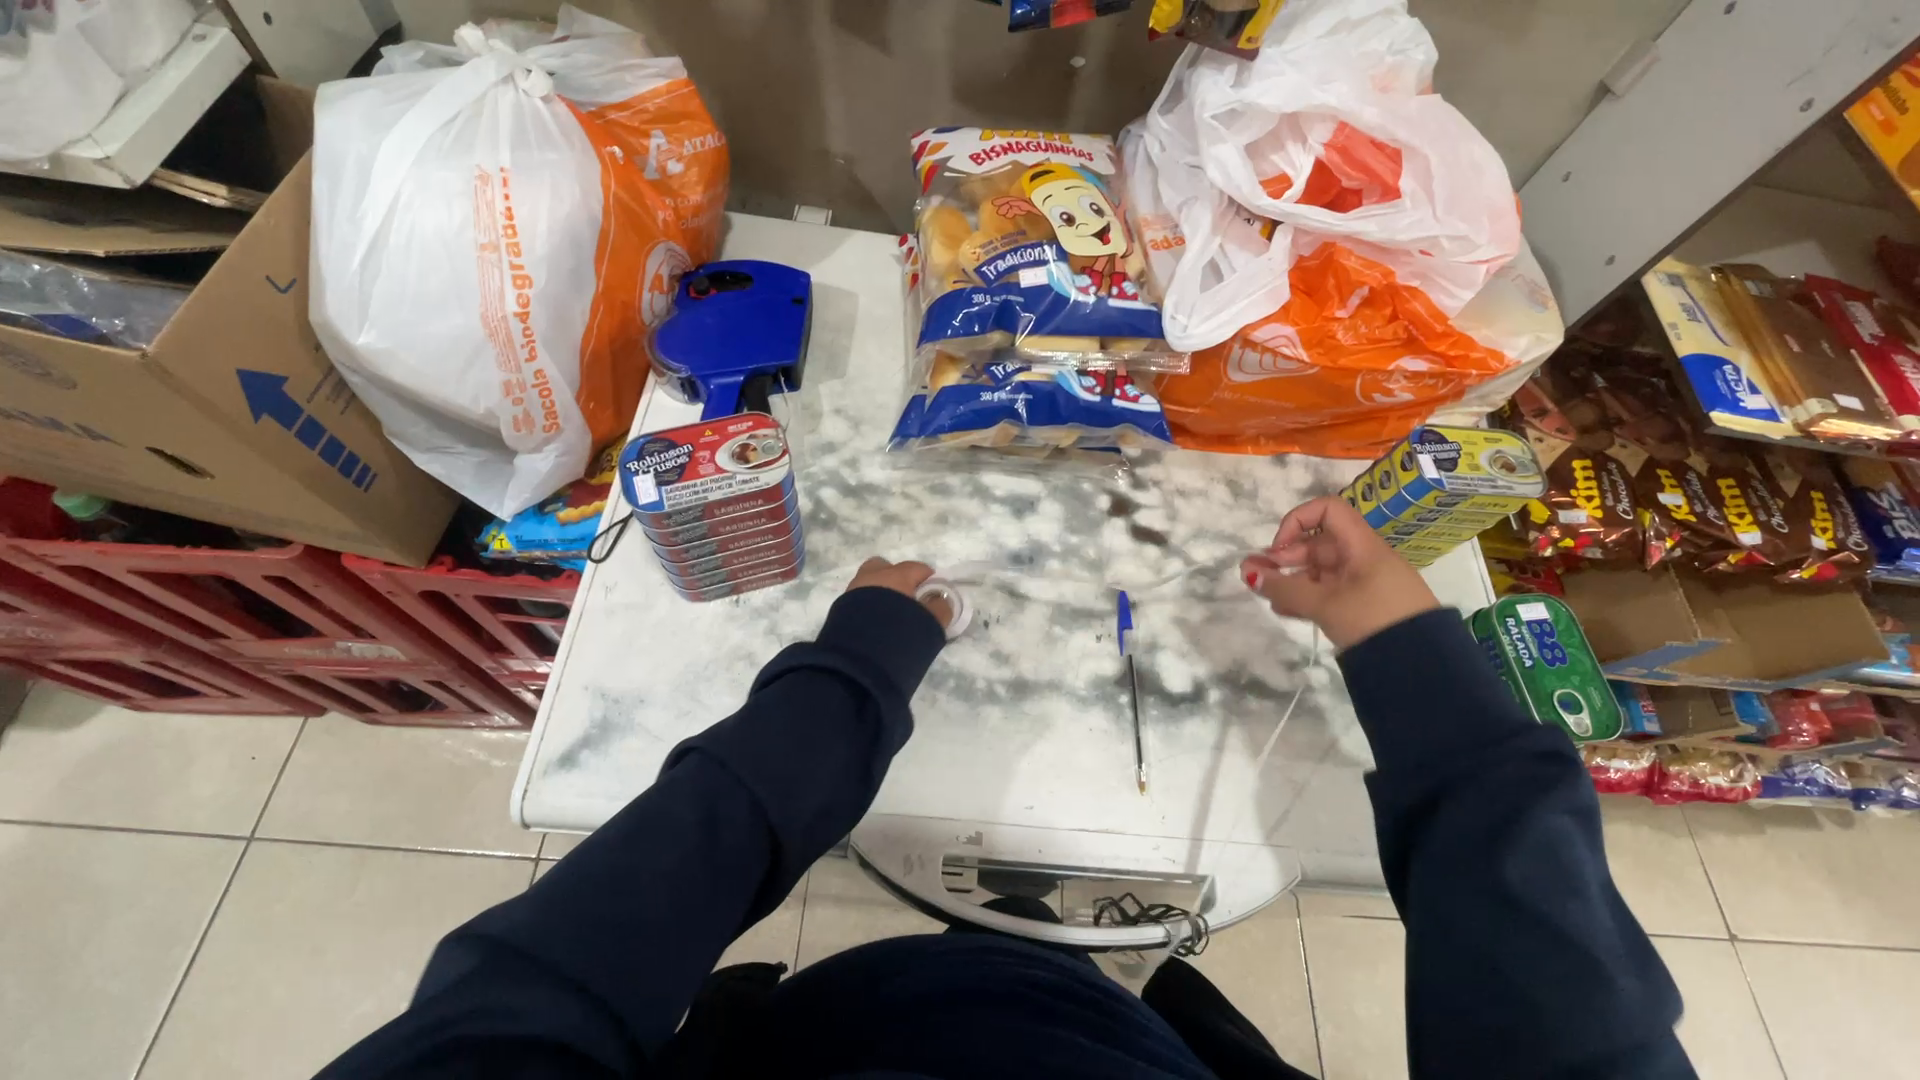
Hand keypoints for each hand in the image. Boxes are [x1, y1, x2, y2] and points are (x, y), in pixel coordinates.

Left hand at [846, 556, 952, 628]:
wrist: (857, 660)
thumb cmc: (900, 635)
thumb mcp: (930, 624)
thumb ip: (940, 608)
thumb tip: (939, 600)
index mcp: (895, 575)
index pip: (918, 568)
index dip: (929, 581)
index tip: (934, 598)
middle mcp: (871, 577)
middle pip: (886, 568)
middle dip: (898, 580)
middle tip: (908, 603)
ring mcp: (851, 592)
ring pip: (869, 584)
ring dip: (880, 594)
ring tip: (889, 618)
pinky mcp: (838, 611)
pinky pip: (858, 601)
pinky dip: (867, 608)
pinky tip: (874, 627)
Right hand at [1240, 495, 1438, 649]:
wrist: (1421, 664)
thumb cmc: (1372, 619)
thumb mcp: (1323, 604)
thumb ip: (1283, 587)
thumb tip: (1247, 572)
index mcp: (1361, 546)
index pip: (1326, 510)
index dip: (1297, 521)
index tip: (1278, 549)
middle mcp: (1362, 558)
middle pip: (1317, 544)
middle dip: (1283, 558)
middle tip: (1255, 577)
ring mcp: (1363, 582)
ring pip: (1318, 571)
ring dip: (1290, 580)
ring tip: (1267, 598)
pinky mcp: (1363, 605)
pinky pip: (1327, 591)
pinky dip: (1305, 596)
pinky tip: (1285, 610)